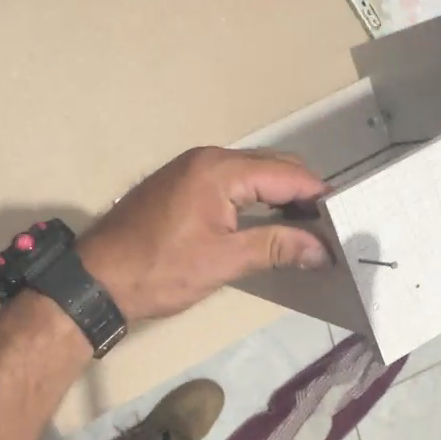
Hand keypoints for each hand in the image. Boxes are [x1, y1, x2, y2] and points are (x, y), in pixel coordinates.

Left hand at [75, 147, 330, 322]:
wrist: (96, 280)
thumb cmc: (159, 271)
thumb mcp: (223, 261)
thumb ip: (275, 247)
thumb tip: (320, 249)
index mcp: (219, 170)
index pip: (285, 174)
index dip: (317, 196)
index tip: (344, 218)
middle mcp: (206, 159)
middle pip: (270, 167)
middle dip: (301, 193)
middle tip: (328, 227)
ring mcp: (190, 170)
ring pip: (250, 174)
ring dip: (278, 196)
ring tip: (304, 229)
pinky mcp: (180, 187)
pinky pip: (230, 183)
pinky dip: (254, 199)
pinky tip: (266, 224)